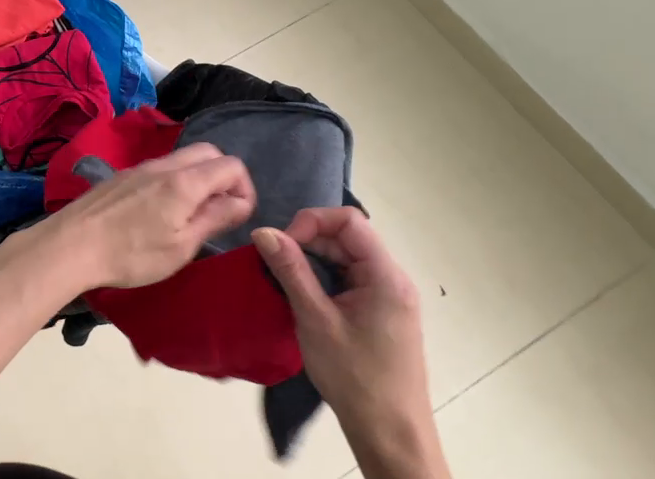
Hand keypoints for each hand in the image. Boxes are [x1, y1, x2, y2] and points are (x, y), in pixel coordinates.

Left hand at [45, 144, 255, 290]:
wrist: (71, 244)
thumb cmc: (132, 253)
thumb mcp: (182, 245)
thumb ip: (214, 218)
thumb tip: (241, 201)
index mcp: (183, 181)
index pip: (231, 165)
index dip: (244, 189)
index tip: (237, 217)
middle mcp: (162, 165)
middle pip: (207, 152)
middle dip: (223, 177)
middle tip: (218, 212)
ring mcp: (137, 168)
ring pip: (180, 159)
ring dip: (196, 179)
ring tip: (190, 216)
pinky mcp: (120, 176)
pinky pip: (158, 169)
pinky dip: (173, 182)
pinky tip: (161, 211)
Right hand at [254, 209, 449, 478]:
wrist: (390, 433)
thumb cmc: (355, 376)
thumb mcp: (315, 319)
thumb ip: (290, 270)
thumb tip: (263, 231)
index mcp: (386, 277)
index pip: (349, 221)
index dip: (311, 222)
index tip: (283, 245)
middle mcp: (392, 280)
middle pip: (346, 237)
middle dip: (307, 241)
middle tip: (275, 264)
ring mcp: (388, 297)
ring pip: (344, 257)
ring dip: (312, 260)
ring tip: (284, 280)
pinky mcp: (380, 312)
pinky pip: (347, 278)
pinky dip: (321, 278)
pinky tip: (302, 296)